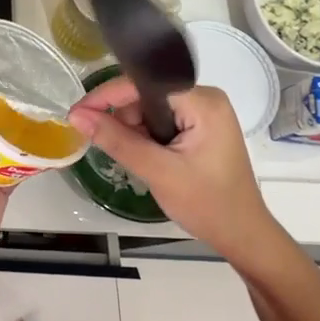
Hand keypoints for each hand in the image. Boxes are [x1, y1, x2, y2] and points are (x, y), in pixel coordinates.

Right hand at [67, 79, 283, 263]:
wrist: (243, 236)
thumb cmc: (208, 204)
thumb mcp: (157, 171)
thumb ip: (116, 140)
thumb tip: (76, 116)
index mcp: (202, 101)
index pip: (143, 84)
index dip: (108, 97)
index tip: (78, 115)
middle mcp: (204, 97)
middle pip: (145, 94)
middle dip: (124, 118)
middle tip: (112, 147)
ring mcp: (204, 112)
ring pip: (150, 108)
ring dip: (135, 130)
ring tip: (137, 158)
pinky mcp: (200, 127)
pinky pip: (161, 119)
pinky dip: (147, 136)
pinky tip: (147, 157)